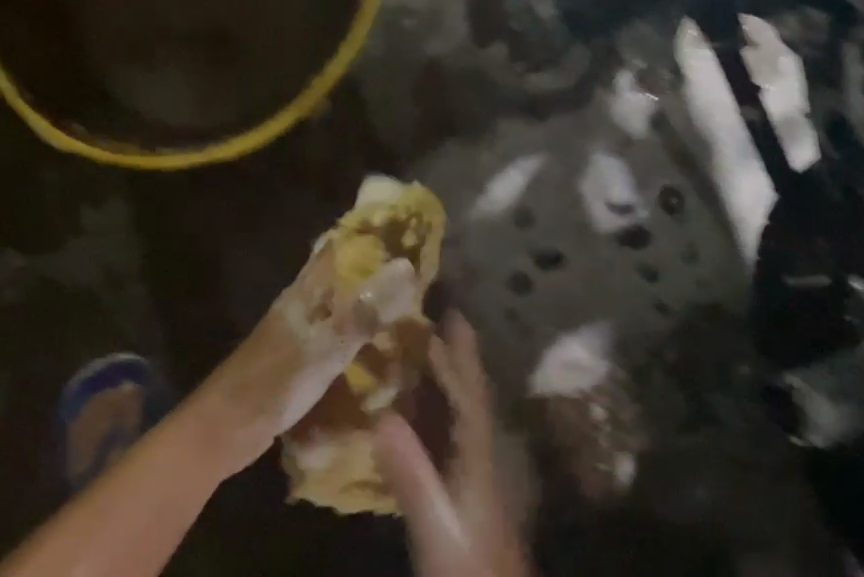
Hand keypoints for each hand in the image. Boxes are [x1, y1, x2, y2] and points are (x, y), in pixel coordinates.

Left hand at [199, 239, 418, 471]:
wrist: (226, 428)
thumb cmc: (274, 382)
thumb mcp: (325, 348)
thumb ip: (364, 312)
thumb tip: (405, 266)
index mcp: (303, 294)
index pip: (335, 251)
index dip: (366, 238)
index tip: (405, 233)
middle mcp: (301, 307)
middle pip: (339, 280)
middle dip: (373, 275)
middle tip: (419, 278)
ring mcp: (298, 336)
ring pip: (338, 310)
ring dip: (367, 309)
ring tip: (411, 315)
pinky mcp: (299, 364)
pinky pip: (336, 342)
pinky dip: (358, 342)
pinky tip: (380, 356)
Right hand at [375, 314, 532, 576]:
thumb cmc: (466, 564)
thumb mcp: (435, 524)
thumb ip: (412, 474)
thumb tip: (382, 415)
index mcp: (479, 454)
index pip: (470, 392)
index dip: (459, 353)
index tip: (447, 312)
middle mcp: (481, 453)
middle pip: (469, 393)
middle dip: (456, 354)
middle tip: (435, 313)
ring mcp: (476, 471)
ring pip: (461, 411)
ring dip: (445, 376)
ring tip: (423, 344)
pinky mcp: (465, 488)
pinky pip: (449, 432)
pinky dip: (435, 408)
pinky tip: (417, 405)